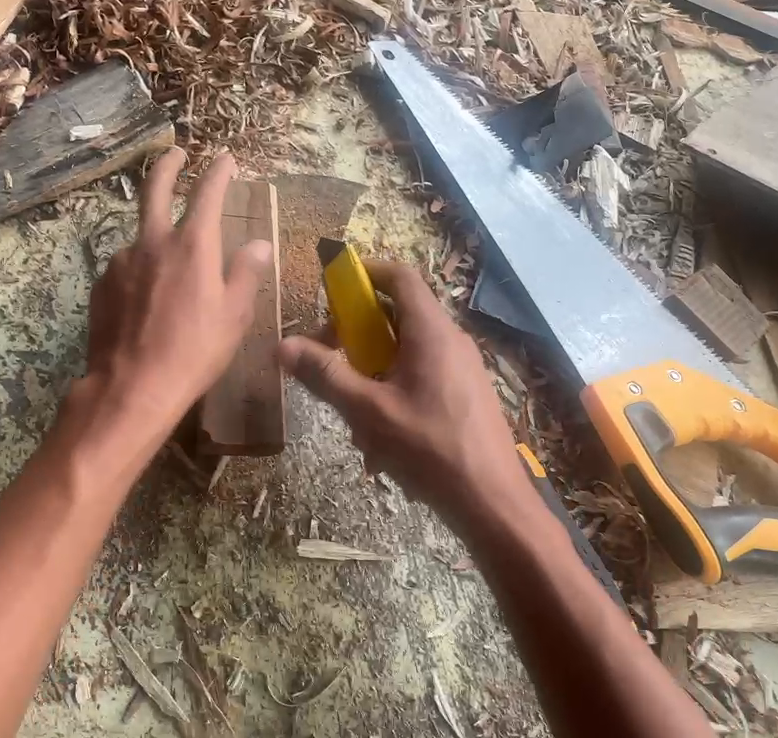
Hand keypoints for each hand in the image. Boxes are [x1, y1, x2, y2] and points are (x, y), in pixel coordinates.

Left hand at [62, 149, 274, 454]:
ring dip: (156, 239)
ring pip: (141, 236)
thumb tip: (261, 244)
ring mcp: (121, 261)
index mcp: (192, 245)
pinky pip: (126, 267)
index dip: (219, 171)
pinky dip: (139, 271)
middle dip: (168, 166)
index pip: (208, 193)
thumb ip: (246, 273)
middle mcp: (153, 242)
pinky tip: (146, 301)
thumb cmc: (194, 352)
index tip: (227, 160)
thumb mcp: (233, 316)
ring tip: (169, 273)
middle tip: (176, 154)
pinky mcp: (102, 283)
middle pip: (156, 189)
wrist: (131, 387)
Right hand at [278, 261, 526, 530]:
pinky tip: (380, 441)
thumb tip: (282, 346)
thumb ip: (326, 375)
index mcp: (431, 332)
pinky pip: (420, 377)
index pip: (399, 276)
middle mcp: (450, 341)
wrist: (495, 505)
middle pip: (396, 315)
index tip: (332, 287)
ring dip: (371, 373)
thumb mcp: (369, 411)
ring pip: (405, 352)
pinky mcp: (464, 396)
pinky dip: (393, 393)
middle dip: (356, 335)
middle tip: (328, 359)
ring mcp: (461, 369)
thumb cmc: (432, 450)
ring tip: (353, 415)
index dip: (365, 272)